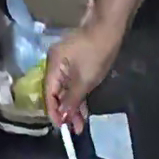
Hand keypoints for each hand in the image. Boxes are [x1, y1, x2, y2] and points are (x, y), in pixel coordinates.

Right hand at [43, 17, 123, 131]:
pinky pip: (74, 84)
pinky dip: (78, 96)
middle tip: (74, 130)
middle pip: (56, 93)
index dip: (54, 111)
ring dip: (73, 106)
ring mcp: (66, 63)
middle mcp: (56, 64)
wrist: (109, 28)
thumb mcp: (84, 81)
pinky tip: (84, 110)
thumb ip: (72, 99)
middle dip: (65, 112)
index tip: (61, 128)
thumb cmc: (95, 54)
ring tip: (81, 125)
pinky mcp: (77, 63)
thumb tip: (62, 115)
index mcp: (53, 66)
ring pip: (66, 90)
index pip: (49, 93)